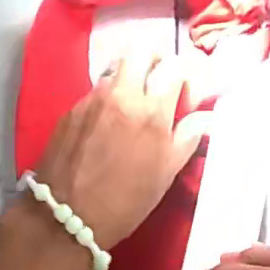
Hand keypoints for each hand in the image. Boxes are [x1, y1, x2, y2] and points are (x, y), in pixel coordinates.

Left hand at [30, 54, 208, 250]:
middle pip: (140, 52)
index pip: (175, 67)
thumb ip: (187, 137)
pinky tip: (108, 125)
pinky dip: (108, 98)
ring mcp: (92, 100)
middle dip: (154, 61)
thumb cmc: (125, 201)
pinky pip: (96, 91)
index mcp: (151, 111)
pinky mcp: (71, 110)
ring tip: (133, 106)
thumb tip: (205, 116)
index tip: (183, 99)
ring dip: (130, 78)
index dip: (183, 79)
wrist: (64, 217)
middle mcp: (121, 96)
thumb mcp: (165, 173)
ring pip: (116, 69)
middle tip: (159, 84)